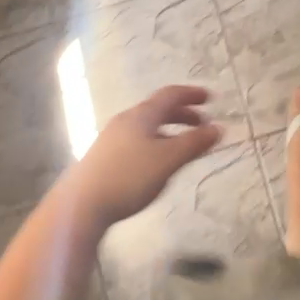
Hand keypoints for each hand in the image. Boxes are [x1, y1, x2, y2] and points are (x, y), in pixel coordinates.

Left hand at [59, 85, 222, 228]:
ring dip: (169, 130)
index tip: (211, 99)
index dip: (191, 94)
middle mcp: (126, 120)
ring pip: (146, 126)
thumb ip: (194, 143)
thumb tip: (219, 128)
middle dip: (182, 113)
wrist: (81, 204)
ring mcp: (112, 138)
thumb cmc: (129, 177)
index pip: (170, 95)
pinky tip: (157, 163)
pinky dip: (155, 142)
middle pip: (158, 109)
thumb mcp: (168, 160)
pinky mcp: (104, 157)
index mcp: (142, 115)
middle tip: (202, 123)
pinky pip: (137, 140)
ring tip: (183, 146)